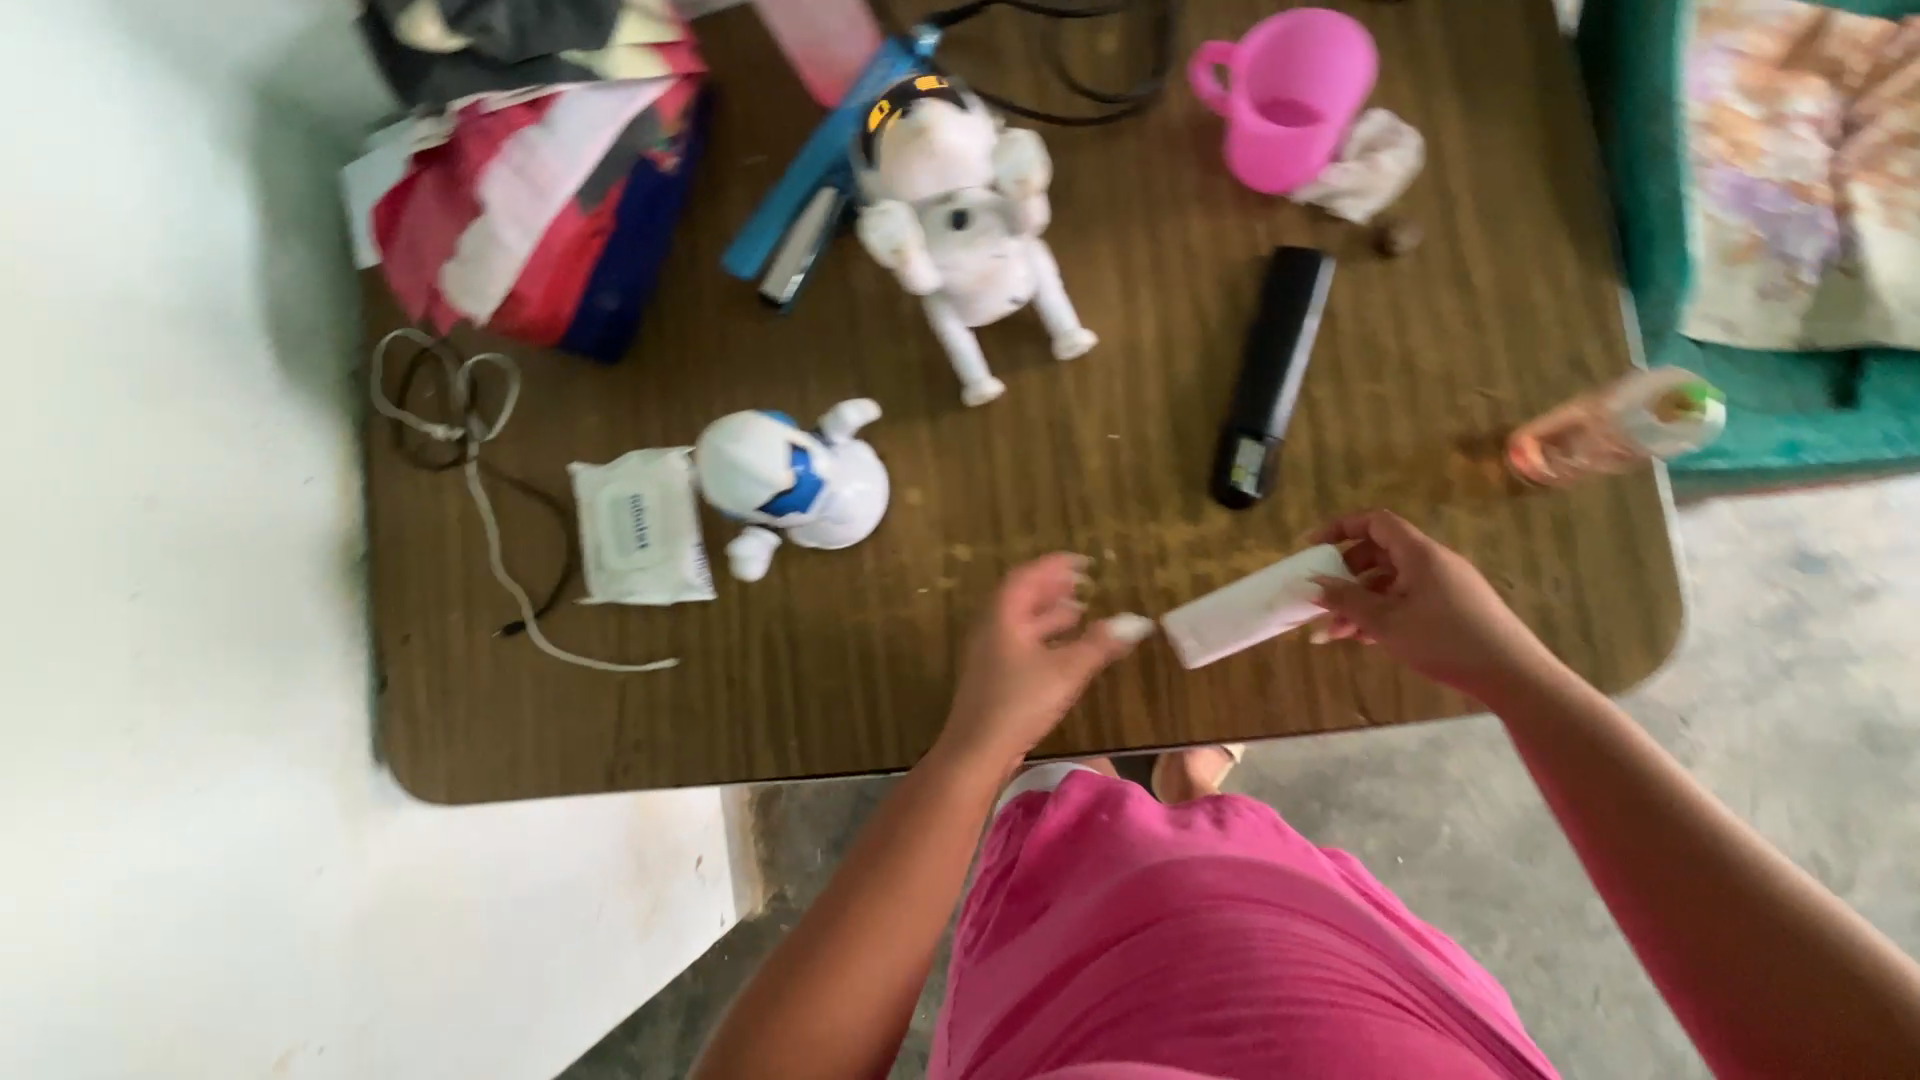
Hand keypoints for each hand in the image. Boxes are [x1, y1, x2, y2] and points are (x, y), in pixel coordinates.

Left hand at [936, 554, 1152, 771]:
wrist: (977, 750)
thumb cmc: (1019, 702)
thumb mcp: (1066, 670)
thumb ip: (1100, 644)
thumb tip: (1137, 622)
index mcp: (1003, 616)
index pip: (1026, 576)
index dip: (1054, 565)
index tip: (1083, 562)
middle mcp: (992, 628)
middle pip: (1022, 596)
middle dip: (1053, 588)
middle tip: (1084, 583)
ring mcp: (991, 653)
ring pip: (1022, 622)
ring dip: (1050, 613)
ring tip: (1081, 611)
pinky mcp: (994, 676)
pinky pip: (1021, 642)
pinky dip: (1045, 637)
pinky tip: (1066, 649)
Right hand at [1307, 511, 1562, 697]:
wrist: (1513, 674)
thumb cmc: (1445, 641)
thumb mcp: (1386, 622)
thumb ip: (1347, 600)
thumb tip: (1314, 584)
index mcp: (1419, 554)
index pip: (1376, 522)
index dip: (1341, 528)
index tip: (1313, 548)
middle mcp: (1432, 562)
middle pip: (1379, 553)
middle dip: (1346, 576)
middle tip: (1323, 599)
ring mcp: (1445, 585)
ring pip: (1390, 582)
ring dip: (1360, 602)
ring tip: (1336, 633)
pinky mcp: (1452, 607)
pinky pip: (1407, 598)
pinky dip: (1382, 612)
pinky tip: (1365, 639)